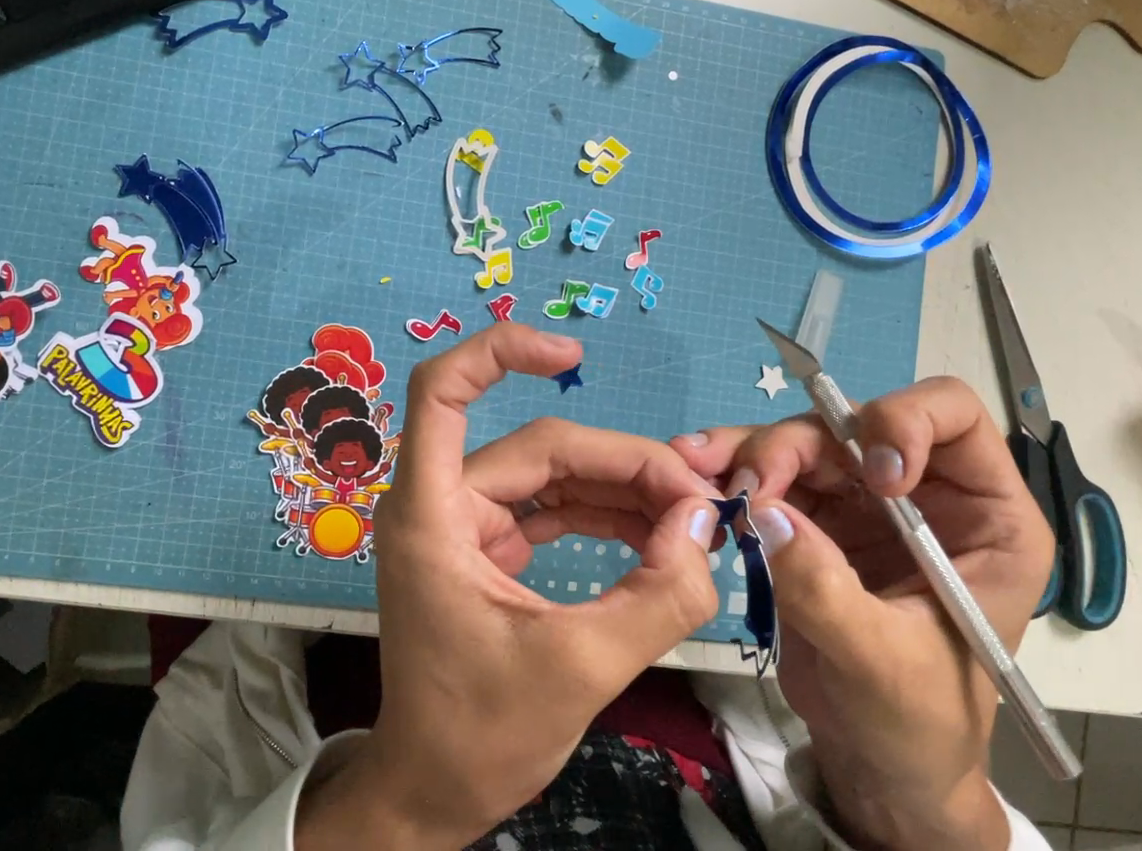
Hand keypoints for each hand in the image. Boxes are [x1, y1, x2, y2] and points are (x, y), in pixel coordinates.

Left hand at [297, 324, 723, 848]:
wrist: (436, 790)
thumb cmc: (482, 733)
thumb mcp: (583, 668)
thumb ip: (658, 595)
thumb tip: (709, 526)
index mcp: (432, 515)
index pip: (442, 394)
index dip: (499, 353)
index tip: (570, 351)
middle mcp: (443, 504)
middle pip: (539, 444)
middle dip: (623, 463)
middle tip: (701, 503)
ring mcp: (467, 525)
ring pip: (553, 474)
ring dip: (623, 488)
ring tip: (694, 519)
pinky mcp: (491, 549)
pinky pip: (554, 509)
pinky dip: (605, 514)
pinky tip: (660, 533)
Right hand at [673, 377, 1053, 850]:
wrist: (875, 763)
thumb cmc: (915, 722)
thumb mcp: (882, 665)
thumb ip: (827, 591)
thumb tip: (764, 512)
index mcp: (982, 516)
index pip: (950, 417)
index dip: (904, 423)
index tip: (869, 478)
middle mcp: (919, 491)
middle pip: (850, 427)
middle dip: (792, 446)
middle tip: (744, 487)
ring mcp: (860, 503)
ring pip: (799, 445)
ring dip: (747, 454)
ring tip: (694, 468)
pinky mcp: (812, 520)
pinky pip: (767, 478)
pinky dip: (728, 475)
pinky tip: (694, 481)